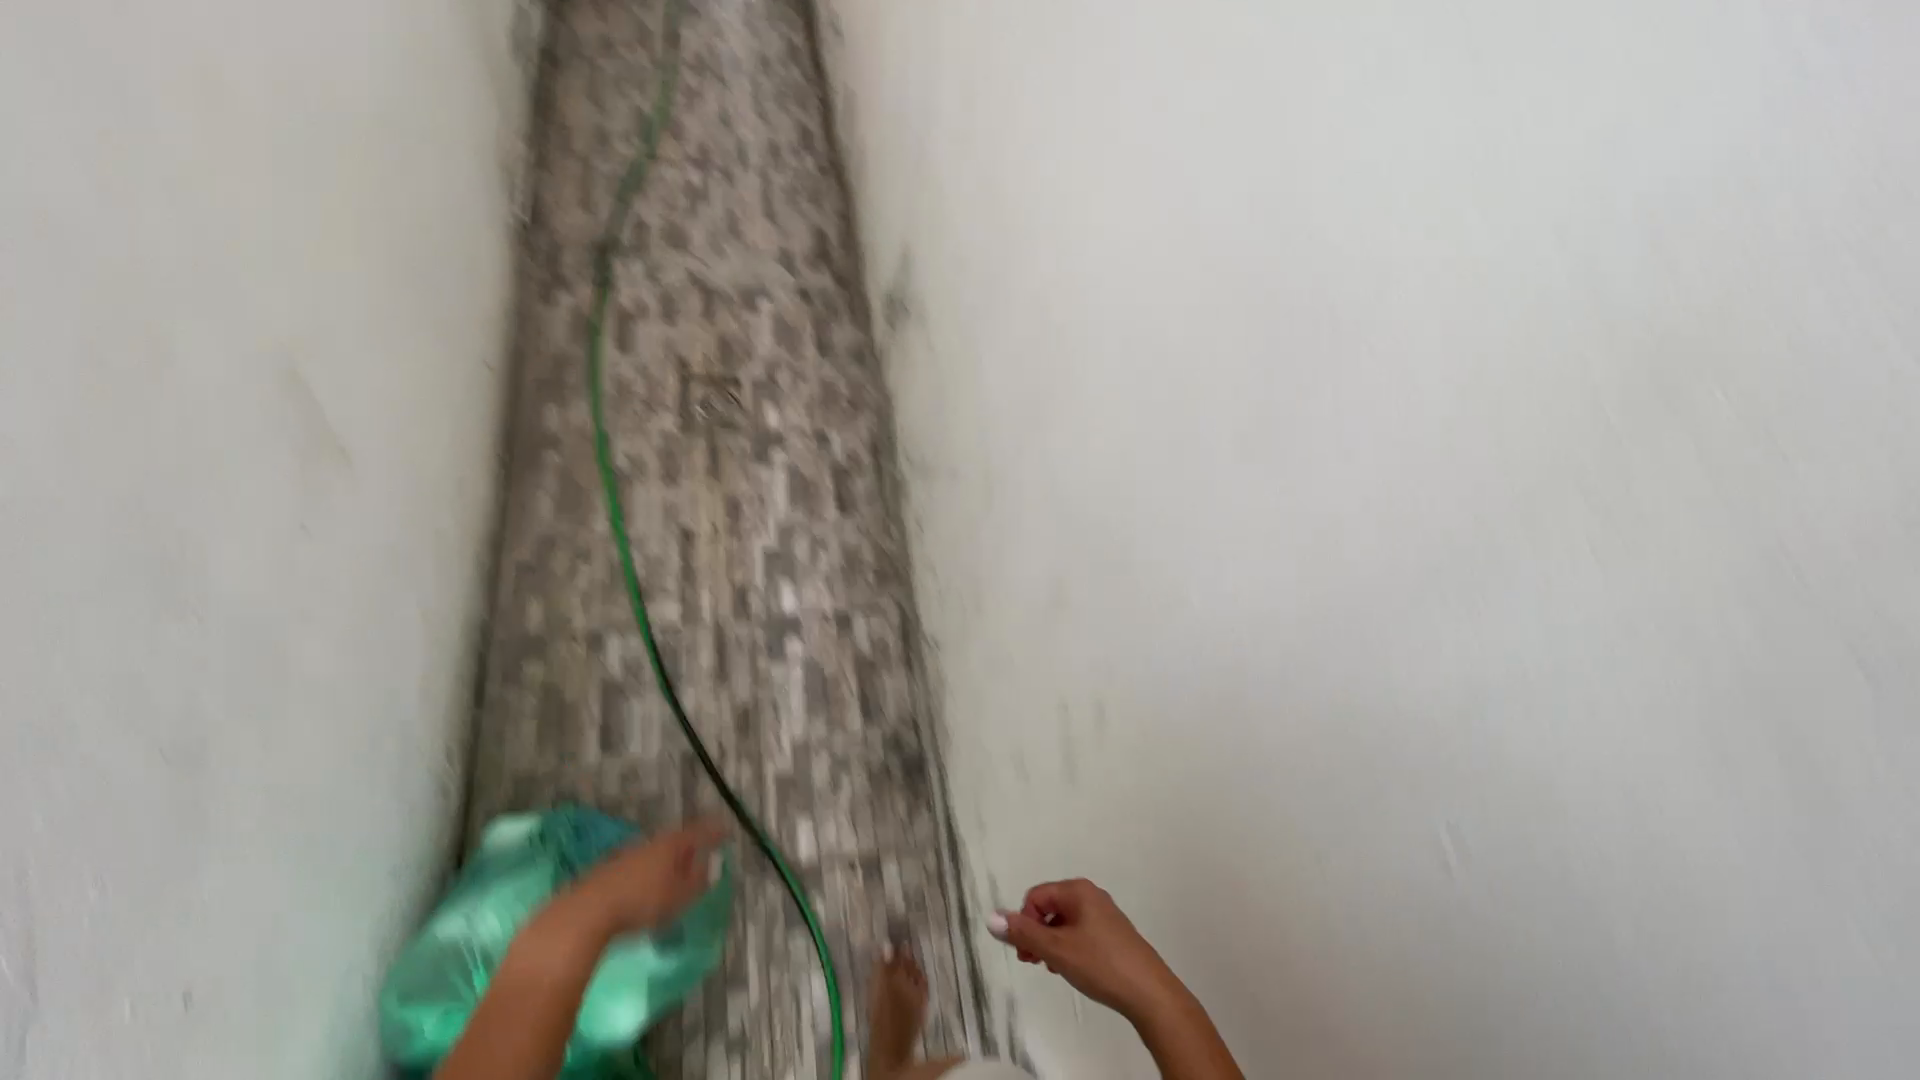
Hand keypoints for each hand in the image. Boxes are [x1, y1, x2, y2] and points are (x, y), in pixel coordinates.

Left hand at [560, 817, 729, 938]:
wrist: (587, 912)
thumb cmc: (642, 901)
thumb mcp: (680, 895)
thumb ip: (698, 880)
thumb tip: (710, 866)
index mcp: (671, 845)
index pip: (698, 832)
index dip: (714, 831)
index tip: (726, 830)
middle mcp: (650, 843)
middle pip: (675, 841)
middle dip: (688, 850)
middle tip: (699, 860)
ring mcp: (626, 855)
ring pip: (655, 854)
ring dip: (667, 864)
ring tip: (673, 879)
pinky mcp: (608, 871)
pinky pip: (638, 867)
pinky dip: (648, 874)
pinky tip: (646, 890)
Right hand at [992, 878, 1183, 1020]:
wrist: (1149, 992)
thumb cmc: (1100, 964)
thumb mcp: (1056, 949)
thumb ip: (1023, 933)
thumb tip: (991, 917)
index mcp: (1077, 890)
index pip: (1035, 897)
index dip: (1024, 923)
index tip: (1025, 953)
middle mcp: (1090, 895)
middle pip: (1049, 907)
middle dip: (1035, 934)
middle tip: (1033, 962)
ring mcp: (1104, 914)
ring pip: (1063, 922)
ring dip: (1050, 943)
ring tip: (1054, 968)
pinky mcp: (1113, 933)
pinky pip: (1079, 932)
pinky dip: (1068, 947)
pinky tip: (1072, 969)